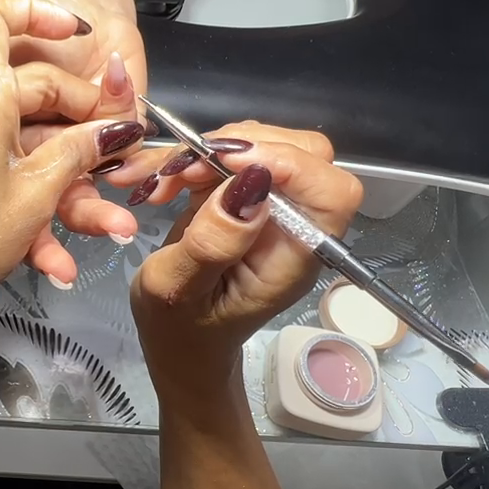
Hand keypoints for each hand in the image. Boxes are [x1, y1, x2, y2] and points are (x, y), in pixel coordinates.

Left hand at [0, 0, 147, 261]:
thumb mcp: (33, 195)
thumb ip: (77, 153)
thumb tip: (117, 128)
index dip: (37, 14)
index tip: (78, 36)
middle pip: (34, 89)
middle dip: (85, 124)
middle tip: (123, 156)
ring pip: (26, 144)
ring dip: (69, 185)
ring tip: (112, 227)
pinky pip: (4, 171)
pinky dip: (34, 204)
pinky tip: (60, 257)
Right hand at [121, 122, 363, 399]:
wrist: (177, 342)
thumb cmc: (179, 330)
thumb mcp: (178, 291)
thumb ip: (212, 243)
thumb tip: (249, 183)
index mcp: (294, 256)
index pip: (330, 192)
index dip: (287, 163)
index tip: (224, 162)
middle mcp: (293, 226)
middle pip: (304, 154)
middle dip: (241, 146)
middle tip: (184, 166)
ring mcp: (268, 208)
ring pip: (262, 145)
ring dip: (205, 150)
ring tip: (161, 179)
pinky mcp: (240, 197)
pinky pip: (227, 157)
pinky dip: (189, 158)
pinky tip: (157, 181)